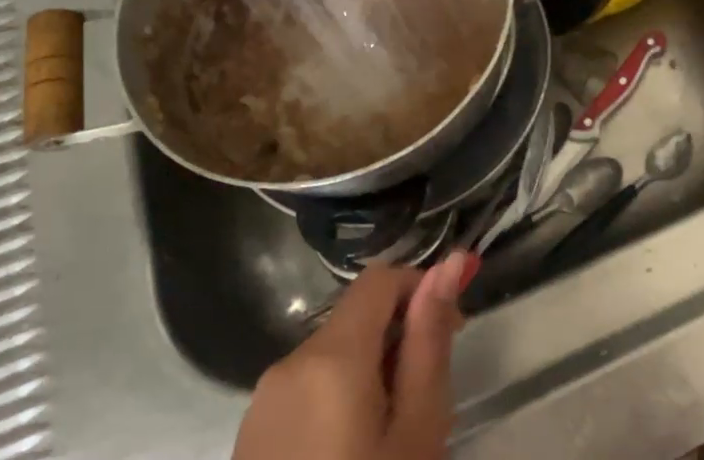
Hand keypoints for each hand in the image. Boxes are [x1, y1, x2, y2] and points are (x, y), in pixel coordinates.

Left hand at [232, 253, 473, 459]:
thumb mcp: (418, 426)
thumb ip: (431, 338)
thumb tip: (452, 263)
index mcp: (330, 356)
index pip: (380, 281)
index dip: (421, 288)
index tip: (453, 329)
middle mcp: (288, 364)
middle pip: (356, 319)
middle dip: (399, 336)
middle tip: (430, 394)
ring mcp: (262, 401)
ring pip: (333, 354)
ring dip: (371, 369)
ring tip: (394, 433)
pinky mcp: (250, 434)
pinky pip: (307, 388)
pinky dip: (340, 396)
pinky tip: (354, 451)